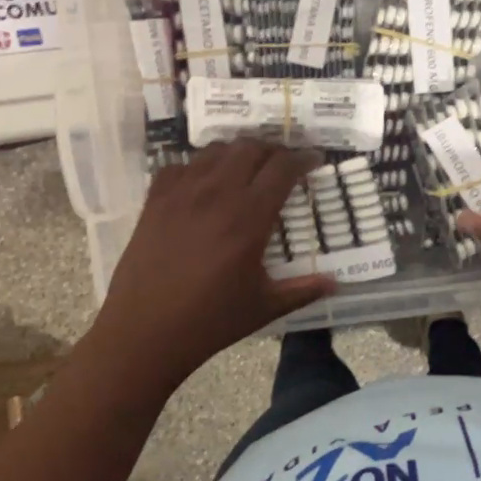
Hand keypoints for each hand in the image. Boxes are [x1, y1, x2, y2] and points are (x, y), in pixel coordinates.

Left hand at [91, 141, 336, 371]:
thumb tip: (335, 283)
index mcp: (249, 217)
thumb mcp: (265, 307)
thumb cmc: (210, 321)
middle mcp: (216, 195)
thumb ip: (303, 290)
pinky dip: (198, 166)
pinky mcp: (155, 202)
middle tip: (283, 164)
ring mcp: (181, 194)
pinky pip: (180, 166)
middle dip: (272, 150)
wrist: (144, 332)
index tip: (314, 160)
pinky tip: (204, 183)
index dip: (303, 159)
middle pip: (249, 148)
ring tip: (246, 168)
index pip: (282, 169)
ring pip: (215, 151)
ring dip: (237, 153)